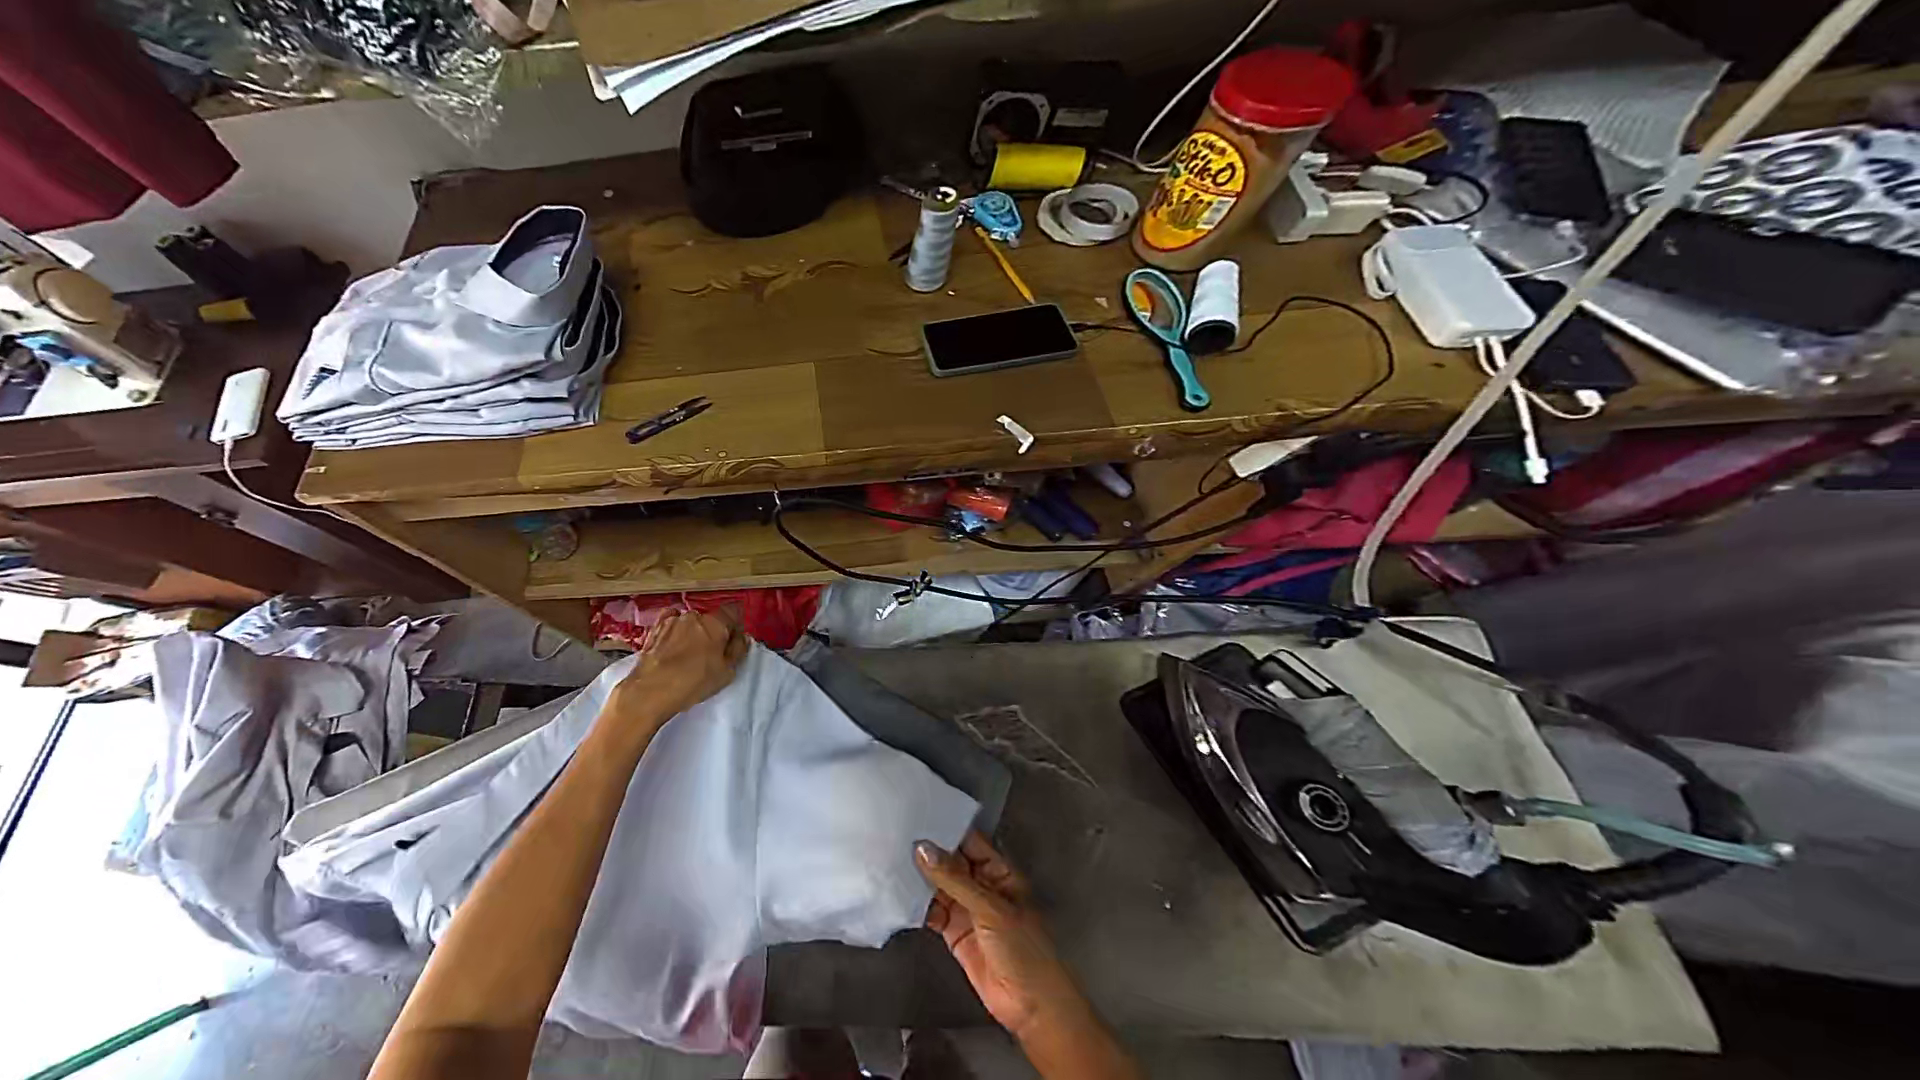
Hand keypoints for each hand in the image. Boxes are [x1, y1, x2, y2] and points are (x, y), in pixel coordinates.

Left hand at [600, 608, 748, 737]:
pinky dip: (674, 631)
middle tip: (711, 653)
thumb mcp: (727, 672)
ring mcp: (671, 621)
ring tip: (688, 655)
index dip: (735, 626)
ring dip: (693, 633)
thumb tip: (740, 638)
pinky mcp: (654, 630)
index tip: (733, 641)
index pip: (733, 612)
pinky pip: (670, 624)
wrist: (650, 691)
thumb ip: (737, 650)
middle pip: (710, 618)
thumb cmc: (694, 682)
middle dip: (713, 632)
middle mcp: (694, 616)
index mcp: (716, 623)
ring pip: (690, 622)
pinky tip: (673, 644)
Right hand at [914, 831, 1089, 1039]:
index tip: (921, 817)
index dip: (948, 830)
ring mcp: (968, 910)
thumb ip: (955, 880)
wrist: (1031, 1003)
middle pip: (952, 863)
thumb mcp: (990, 908)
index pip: (971, 842)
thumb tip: (925, 851)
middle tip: (898, 839)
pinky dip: (919, 907)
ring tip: (893, 864)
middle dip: (929, 853)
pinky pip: (934, 913)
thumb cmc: (1026, 948)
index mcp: (1000, 871)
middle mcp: (983, 886)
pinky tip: (902, 898)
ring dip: (920, 880)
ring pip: (940, 887)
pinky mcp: (956, 933)